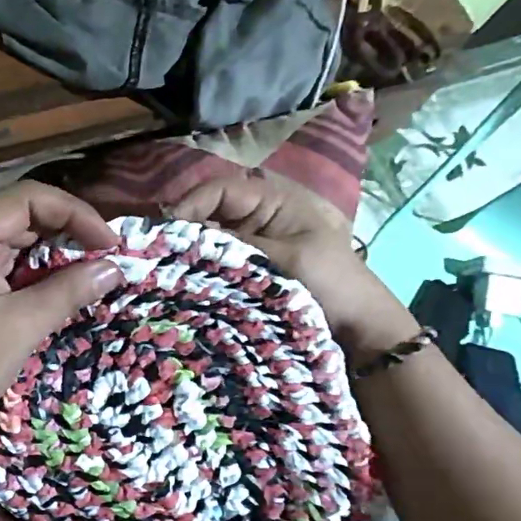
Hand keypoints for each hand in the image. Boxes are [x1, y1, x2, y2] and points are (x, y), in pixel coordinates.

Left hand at [0, 183, 123, 435]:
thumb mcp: (21, 326)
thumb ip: (70, 290)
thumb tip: (115, 267)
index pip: (29, 198)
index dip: (76, 213)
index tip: (111, 243)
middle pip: (25, 213)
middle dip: (70, 232)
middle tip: (109, 257)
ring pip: (21, 238)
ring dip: (59, 252)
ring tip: (96, 269)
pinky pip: (12, 261)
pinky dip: (41, 270)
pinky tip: (69, 283)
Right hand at [169, 171, 417, 352]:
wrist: (361, 331)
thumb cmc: (332, 285)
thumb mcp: (285, 260)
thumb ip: (235, 245)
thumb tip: (182, 234)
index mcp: (275, 201)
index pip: (220, 189)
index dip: (190, 204)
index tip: (166, 232)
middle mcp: (259, 218)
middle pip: (210, 213)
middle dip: (185, 229)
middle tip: (159, 254)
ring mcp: (254, 246)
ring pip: (210, 240)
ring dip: (191, 253)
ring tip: (167, 271)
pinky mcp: (249, 273)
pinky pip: (219, 265)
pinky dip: (202, 272)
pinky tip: (185, 285)